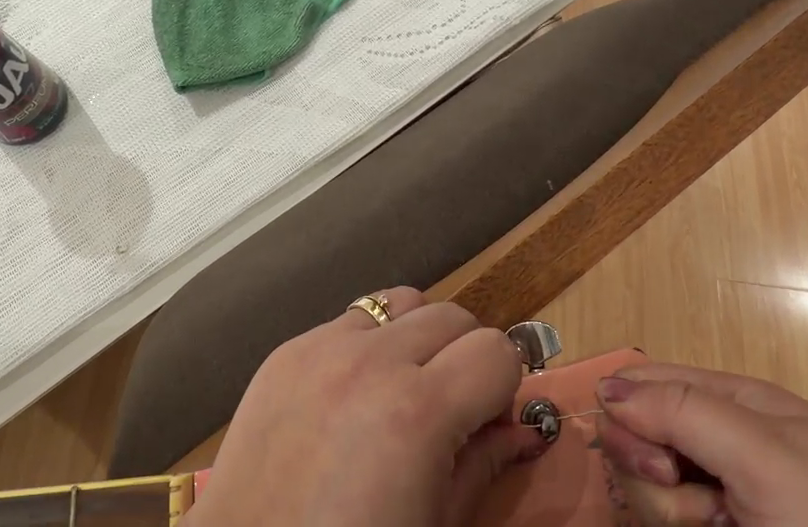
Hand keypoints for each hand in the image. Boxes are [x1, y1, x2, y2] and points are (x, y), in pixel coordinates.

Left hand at [184, 287, 544, 526]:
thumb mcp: (435, 525)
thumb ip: (483, 465)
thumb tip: (522, 430)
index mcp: (417, 411)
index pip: (496, 350)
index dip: (502, 387)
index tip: (486, 423)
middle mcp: (371, 361)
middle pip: (452, 316)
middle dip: (464, 358)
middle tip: (448, 411)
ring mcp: (321, 348)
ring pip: (400, 303)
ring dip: (416, 337)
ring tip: (401, 391)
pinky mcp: (286, 352)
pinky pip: (348, 322)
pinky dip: (366, 345)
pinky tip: (350, 397)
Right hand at [593, 364, 807, 526]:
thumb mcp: (765, 458)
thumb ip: (684, 412)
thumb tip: (605, 385)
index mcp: (741, 402)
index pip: (650, 381)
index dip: (630, 414)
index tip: (652, 458)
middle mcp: (727, 442)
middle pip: (644, 436)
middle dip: (653, 472)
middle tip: (695, 504)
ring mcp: (727, 495)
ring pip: (653, 488)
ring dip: (672, 513)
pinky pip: (672, 520)